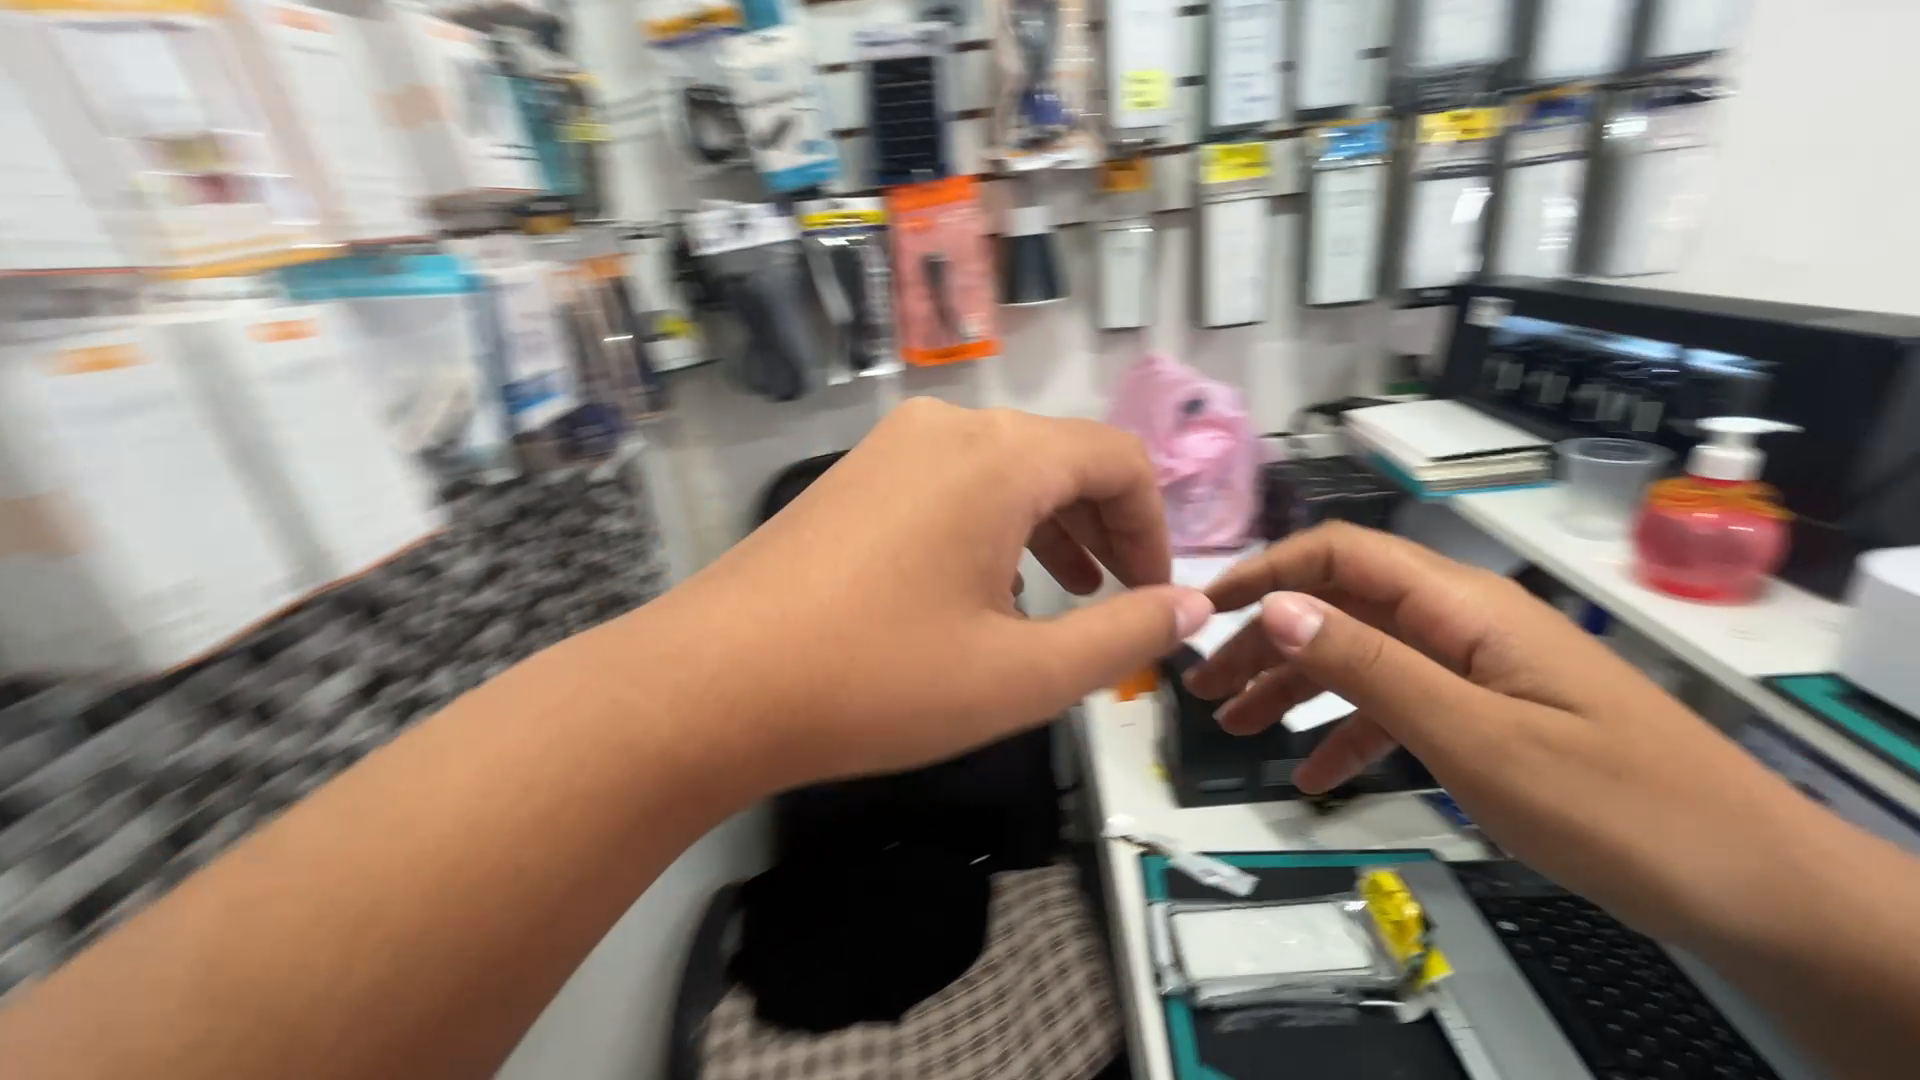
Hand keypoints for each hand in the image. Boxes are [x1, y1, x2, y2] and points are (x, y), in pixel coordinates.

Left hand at [633, 399, 1212, 787]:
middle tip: (1117, 603)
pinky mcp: (851, 479)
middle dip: (1104, 530)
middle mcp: (945, 428)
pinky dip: (989, 530)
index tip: (1155, 599)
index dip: (1153, 530)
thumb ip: (1123, 636)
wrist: (709, 688)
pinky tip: (978, 595)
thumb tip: (1190, 606)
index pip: (1117, 462)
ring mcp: (888, 448)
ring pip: (1002, 473)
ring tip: (1058, 602)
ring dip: (1048, 531)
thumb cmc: (877, 681)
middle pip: (1060, 460)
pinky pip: (949, 487)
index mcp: (998, 457)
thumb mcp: (1021, 674)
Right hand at [1183, 523, 1826, 941]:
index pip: (1338, 556)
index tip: (1201, 611)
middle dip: (1262, 642)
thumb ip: (1367, 666)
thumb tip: (1276, 607)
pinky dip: (1348, 733)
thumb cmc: (1613, 805)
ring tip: (1233, 727)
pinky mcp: (1489, 713)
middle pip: (1338, 609)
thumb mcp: (1473, 737)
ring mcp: (1476, 668)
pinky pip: (1399, 708)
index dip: (1263, 573)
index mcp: (1459, 606)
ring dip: (1293, 688)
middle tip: (1200, 689)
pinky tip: (1312, 774)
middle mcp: (1461, 622)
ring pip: (1360, 659)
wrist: (1756, 887)